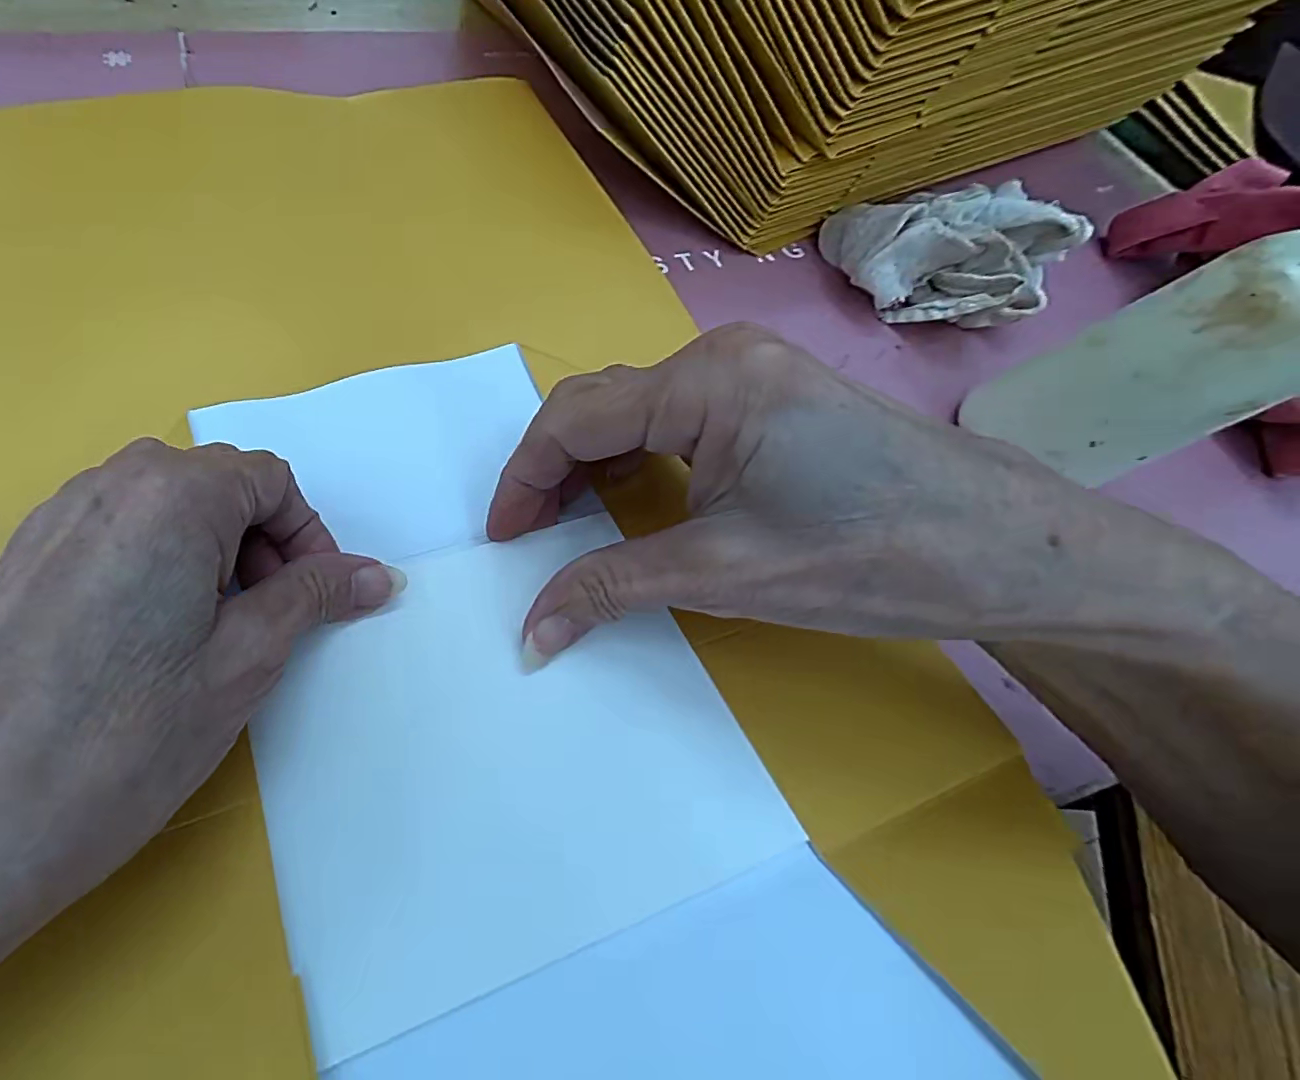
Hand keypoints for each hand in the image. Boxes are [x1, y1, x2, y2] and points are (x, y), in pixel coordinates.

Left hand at [0, 439, 399, 1079]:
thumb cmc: (132, 731)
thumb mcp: (246, 659)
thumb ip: (313, 597)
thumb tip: (375, 574)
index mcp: (173, 489)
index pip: (270, 479)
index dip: (305, 537)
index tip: (308, 600)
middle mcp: (110, 479)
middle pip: (215, 487)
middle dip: (256, 545)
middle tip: (257, 625)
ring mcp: (57, 514)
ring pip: (163, 510)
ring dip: (206, 555)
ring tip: (199, 635)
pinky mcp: (25, 554)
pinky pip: (114, 532)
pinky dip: (153, 564)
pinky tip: (137, 638)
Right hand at [489, 322, 1234, 662]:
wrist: (1023, 556)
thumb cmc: (870, 556)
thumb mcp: (719, 573)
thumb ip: (609, 589)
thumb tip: (530, 634)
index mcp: (705, 383)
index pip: (573, 420)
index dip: (522, 479)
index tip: (501, 537)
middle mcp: (717, 360)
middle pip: (592, 406)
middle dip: (546, 470)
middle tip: (525, 534)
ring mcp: (744, 375)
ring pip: (625, 412)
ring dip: (583, 467)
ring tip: (562, 525)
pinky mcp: (762, 400)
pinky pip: (664, 421)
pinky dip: (625, 463)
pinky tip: (621, 503)